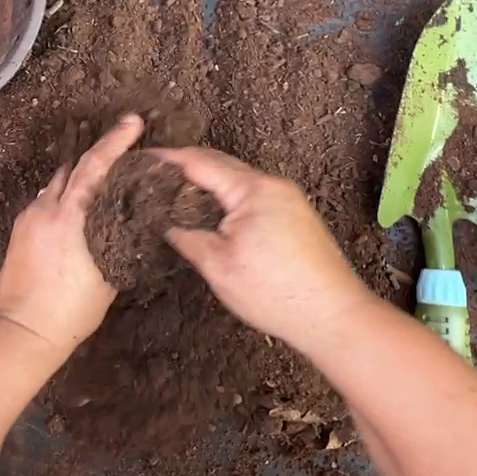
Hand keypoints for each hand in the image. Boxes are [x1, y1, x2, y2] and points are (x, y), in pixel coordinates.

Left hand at [0, 114, 144, 354]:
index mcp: (71, 216)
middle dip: (98, 153)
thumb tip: (131, 220)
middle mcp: (46, 209)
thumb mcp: (108, 273)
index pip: (95, 166)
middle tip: (121, 145)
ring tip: (101, 180)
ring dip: (79, 178)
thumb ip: (116, 238)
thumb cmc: (72, 308)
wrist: (24, 328)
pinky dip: (63, 197)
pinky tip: (75, 209)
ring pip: (57, 185)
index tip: (133, 123)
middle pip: (74, 167)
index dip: (115, 141)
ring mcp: (29, 218)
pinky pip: (44, 202)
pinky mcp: (19, 229)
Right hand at [155, 147, 377, 344]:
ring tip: (174, 191)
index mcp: (252, 190)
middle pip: (220, 163)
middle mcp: (272, 185)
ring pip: (236, 179)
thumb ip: (186, 236)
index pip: (199, 162)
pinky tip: (210, 209)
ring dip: (207, 181)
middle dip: (185, 165)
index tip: (141, 159)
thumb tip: (163, 222)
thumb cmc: (276, 293)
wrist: (334, 316)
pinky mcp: (294, 213)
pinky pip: (252, 193)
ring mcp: (287, 198)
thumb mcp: (217, 266)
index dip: (167, 159)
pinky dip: (226, 194)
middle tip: (152, 174)